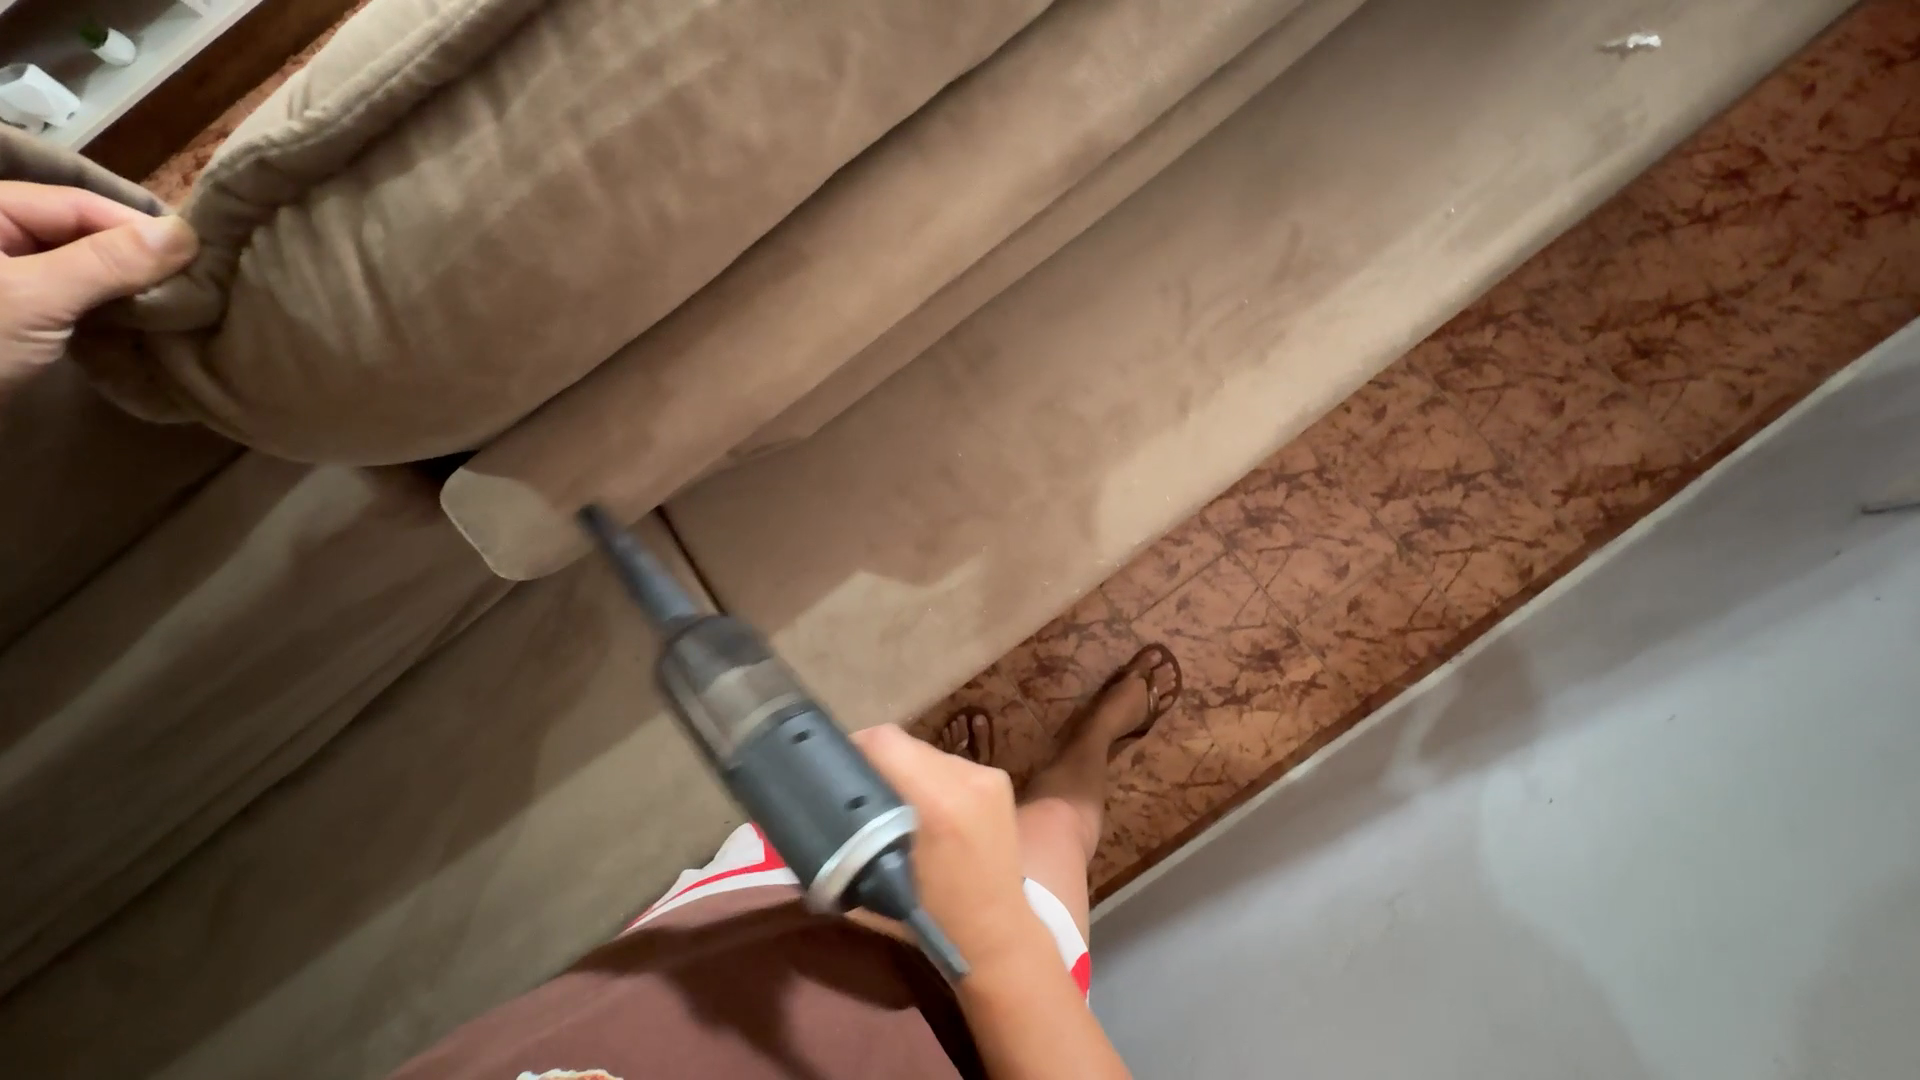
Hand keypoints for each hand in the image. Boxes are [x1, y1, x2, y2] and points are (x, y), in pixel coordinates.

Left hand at [0, 180, 196, 386]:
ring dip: (134, 285)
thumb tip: (186, 233)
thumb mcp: (35, 298)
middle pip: (84, 231)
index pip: (77, 203)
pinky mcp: (21, 307)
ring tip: (184, 305)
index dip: (140, 227)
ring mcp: (8, 273)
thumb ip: (107, 262)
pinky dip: (116, 305)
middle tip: (200, 287)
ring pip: (88, 264)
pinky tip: (148, 321)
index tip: (201, 261)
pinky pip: (80, 293)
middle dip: (141, 257)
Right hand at [851, 725, 1050, 972]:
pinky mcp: (998, 779)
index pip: (885, 742)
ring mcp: (986, 775)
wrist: (997, 932)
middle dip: (877, 760)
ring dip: (905, 768)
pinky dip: (930, 777)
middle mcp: (965, 779)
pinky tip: (926, 805)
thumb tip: (811, 814)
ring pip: (927, 752)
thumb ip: (846, 842)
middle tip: (857, 786)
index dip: (854, 746)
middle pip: (905, 744)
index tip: (835, 765)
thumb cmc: (930, 917)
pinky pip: (949, 764)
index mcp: (937, 803)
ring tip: (892, 799)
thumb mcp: (876, 884)